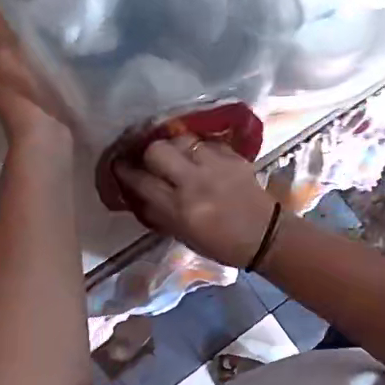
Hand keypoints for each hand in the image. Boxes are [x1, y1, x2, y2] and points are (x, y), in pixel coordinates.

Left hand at [0, 0, 69, 148]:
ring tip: (23, 17)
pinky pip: (13, 62)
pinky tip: (36, 42)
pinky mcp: (19, 88)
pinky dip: (19, 49)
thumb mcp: (4, 51)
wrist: (44, 132)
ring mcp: (0, 81)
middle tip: (6, 1)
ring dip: (5, 35)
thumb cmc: (21, 91)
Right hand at [115, 136, 280, 266]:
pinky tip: (199, 156)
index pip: (142, 182)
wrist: (265, 236)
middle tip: (150, 160)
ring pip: (181, 140)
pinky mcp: (233, 157)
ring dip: (174, 147)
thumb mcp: (183, 236)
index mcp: (180, 210)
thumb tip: (137, 191)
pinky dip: (198, 148)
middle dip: (148, 153)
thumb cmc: (222, 244)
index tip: (119, 166)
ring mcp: (215, 167)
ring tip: (176, 155)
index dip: (125, 172)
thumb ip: (159, 212)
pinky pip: (206, 142)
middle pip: (157, 151)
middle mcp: (194, 183)